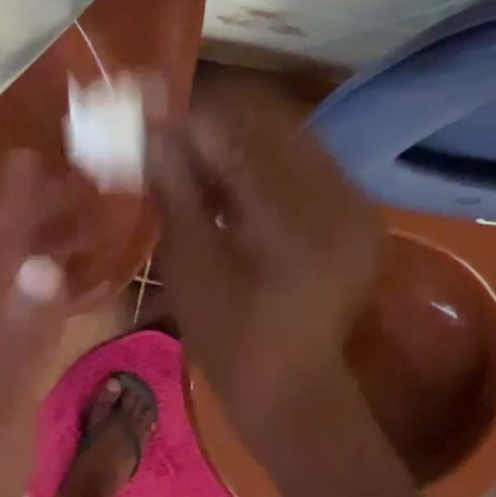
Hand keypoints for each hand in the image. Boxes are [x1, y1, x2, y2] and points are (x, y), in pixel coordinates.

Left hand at [0, 152, 85, 496]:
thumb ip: (24, 336)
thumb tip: (45, 260)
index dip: (19, 199)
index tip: (42, 156)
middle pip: (2, 250)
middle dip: (39, 212)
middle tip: (83, 180)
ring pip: (10, 276)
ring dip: (44, 242)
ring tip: (87, 219)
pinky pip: (17, 309)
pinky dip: (46, 287)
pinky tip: (72, 285)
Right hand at [147, 79, 380, 433]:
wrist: (291, 388)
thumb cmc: (227, 336)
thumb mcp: (188, 264)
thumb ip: (172, 188)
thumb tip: (146, 129)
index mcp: (293, 219)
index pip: (233, 135)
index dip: (183, 115)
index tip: (140, 109)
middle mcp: (337, 197)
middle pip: (266, 123)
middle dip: (208, 118)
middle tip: (161, 128)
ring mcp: (353, 202)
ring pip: (286, 135)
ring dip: (234, 134)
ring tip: (189, 150)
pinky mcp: (354, 210)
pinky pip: (303, 159)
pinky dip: (260, 156)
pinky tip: (227, 175)